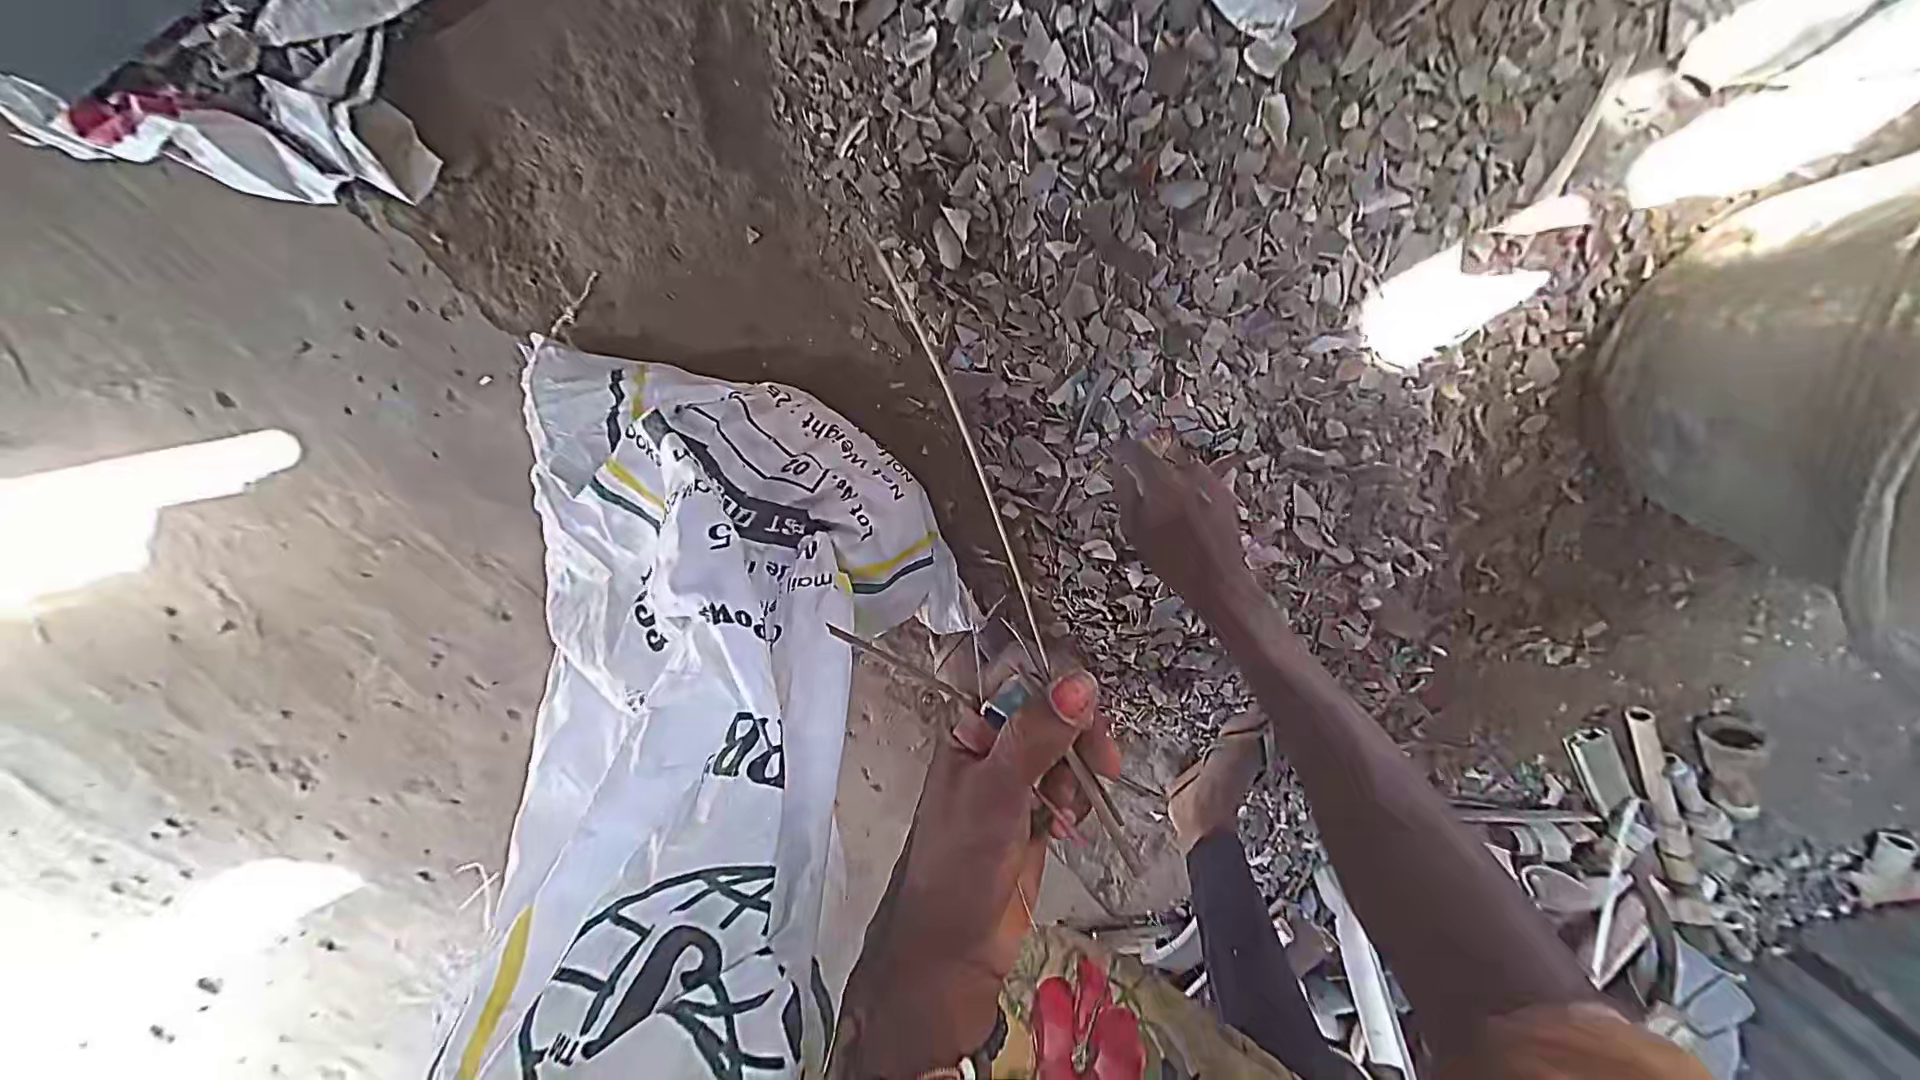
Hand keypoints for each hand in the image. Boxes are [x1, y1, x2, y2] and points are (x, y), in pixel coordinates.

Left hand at [838, 669, 1119, 1077]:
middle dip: (1077, 737)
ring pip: (1065, 751)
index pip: (1020, 684)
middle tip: (1101, 760)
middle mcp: (992, 747)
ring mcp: (1014, 779)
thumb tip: (1079, 684)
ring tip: (1066, 808)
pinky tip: (1066, 824)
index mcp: (969, 729)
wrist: (956, 946)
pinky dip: (1076, 801)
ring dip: (1077, 775)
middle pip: (1050, 715)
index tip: (1089, 708)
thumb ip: (1037, 735)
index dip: (1058, 690)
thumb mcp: (997, 789)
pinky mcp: (1034, 809)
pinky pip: (1069, 785)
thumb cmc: (959, 862)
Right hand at [1109, 439, 1250, 606]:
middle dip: (1151, 464)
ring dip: (1173, 476)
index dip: (1125, 449)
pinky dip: (1192, 487)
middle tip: (1140, 480)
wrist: (1217, 580)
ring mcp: (1211, 483)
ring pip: (1184, 468)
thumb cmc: (1174, 562)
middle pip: (1164, 456)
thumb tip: (1119, 472)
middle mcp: (1188, 476)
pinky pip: (1203, 481)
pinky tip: (1187, 508)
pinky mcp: (1226, 494)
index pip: (1139, 452)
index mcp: (1162, 482)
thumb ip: (1126, 495)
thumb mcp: (1135, 532)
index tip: (1118, 451)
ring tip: (1165, 500)